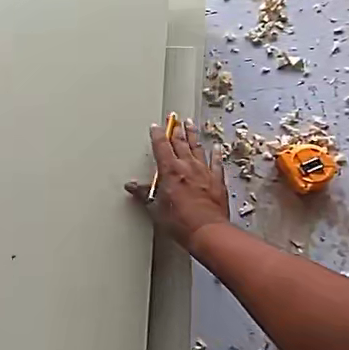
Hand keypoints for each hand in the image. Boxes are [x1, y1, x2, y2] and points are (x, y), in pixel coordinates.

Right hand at [125, 117, 230, 248]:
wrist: (206, 230)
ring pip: (197, 148)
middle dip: (175, 129)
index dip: (157, 134)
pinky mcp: (216, 180)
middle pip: (180, 142)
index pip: (161, 146)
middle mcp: (187, 166)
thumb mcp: (155, 208)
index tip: (155, 126)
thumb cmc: (180, 221)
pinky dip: (216, 154)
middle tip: (174, 119)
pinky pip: (216, 162)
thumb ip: (143, 194)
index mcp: (170, 170)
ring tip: (191, 123)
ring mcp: (204, 172)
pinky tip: (217, 147)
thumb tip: (132, 187)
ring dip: (193, 135)